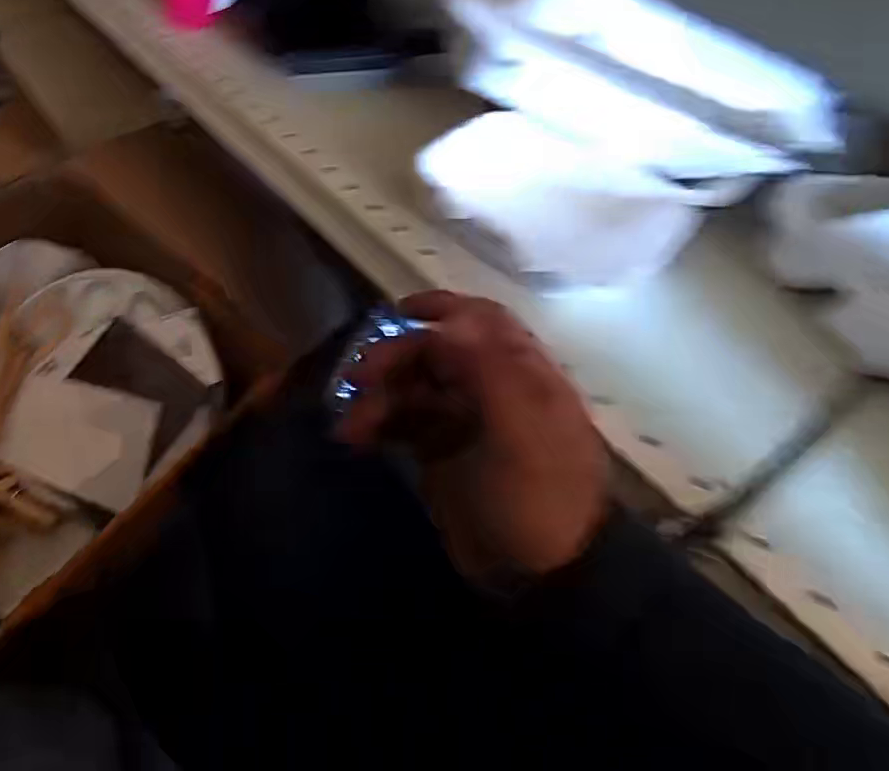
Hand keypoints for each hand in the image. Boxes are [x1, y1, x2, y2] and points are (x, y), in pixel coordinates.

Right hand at [334, 291, 609, 584]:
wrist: (537, 580)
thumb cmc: (535, 501)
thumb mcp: (520, 436)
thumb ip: (490, 371)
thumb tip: (450, 322)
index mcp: (523, 378)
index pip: (481, 323)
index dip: (440, 310)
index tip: (395, 315)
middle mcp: (492, 389)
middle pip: (434, 352)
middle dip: (393, 358)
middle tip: (357, 377)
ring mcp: (464, 419)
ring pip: (410, 386)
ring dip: (376, 396)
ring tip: (351, 423)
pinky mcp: (439, 447)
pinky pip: (399, 419)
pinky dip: (375, 422)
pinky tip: (353, 437)